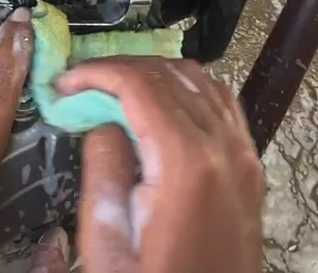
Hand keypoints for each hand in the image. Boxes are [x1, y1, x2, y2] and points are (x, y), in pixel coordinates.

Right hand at [57, 57, 264, 272]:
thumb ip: (104, 169)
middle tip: (82, 85)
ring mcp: (245, 155)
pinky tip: (162, 103)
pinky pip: (222, 104)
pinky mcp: (252, 168)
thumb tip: (101, 117)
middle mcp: (225, 146)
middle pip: (170, 74)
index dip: (99, 73)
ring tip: (114, 90)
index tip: (65, 82)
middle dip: (121, 69)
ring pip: (200, 80)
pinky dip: (189, 89)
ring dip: (155, 74)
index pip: (141, 84)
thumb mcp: (109, 248)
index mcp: (188, 162)